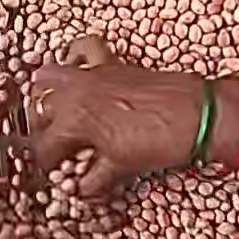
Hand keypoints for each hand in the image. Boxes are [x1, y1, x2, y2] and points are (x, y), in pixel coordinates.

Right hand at [26, 37, 205, 194]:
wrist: (197, 115)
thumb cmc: (160, 139)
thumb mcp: (121, 165)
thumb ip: (94, 178)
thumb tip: (82, 187)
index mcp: (73, 119)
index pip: (44, 146)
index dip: (47, 163)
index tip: (54, 171)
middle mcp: (75, 92)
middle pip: (40, 112)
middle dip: (43, 132)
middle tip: (57, 149)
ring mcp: (91, 74)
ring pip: (48, 77)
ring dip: (47, 95)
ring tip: (58, 113)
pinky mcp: (109, 65)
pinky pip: (81, 51)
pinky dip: (74, 57)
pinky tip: (77, 72)